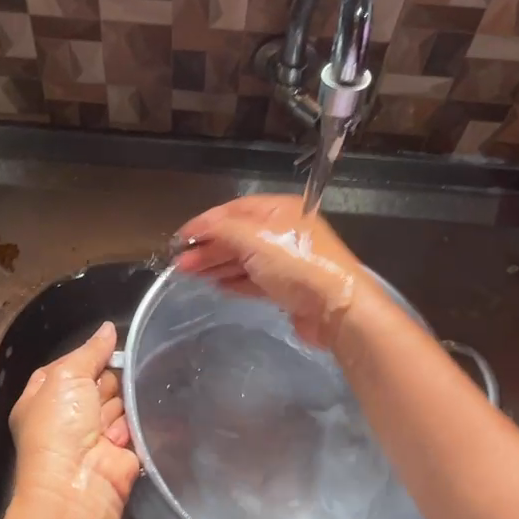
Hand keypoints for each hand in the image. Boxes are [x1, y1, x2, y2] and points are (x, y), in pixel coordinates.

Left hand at [9, 322, 140, 518]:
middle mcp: (67, 415)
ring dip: (123, 400)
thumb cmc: (60, 426)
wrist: (78, 484)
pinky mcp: (121, 448)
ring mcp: (94, 433)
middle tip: (109, 386)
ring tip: (121, 408)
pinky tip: (135, 420)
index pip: (69, 365)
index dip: (86, 357)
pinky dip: (136, 420)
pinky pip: (133, 422)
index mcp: (44, 397)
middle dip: (107, 380)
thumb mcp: (67, 375)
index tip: (105, 349)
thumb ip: (90, 350)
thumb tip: (109, 328)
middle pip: (97, 380)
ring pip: (118, 399)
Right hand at [172, 195, 378, 349]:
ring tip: (190, 275)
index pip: (234, 210)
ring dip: (217, 265)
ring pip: (244, 259)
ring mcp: (287, 261)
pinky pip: (254, 280)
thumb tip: (193, 231)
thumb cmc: (297, 264)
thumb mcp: (254, 239)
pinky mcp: (288, 289)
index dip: (205, 222)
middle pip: (237, 235)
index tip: (179, 239)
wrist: (338, 309)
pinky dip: (234, 281)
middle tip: (180, 263)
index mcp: (280, 210)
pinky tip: (215, 286)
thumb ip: (220, 230)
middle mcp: (283, 231)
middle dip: (208, 247)